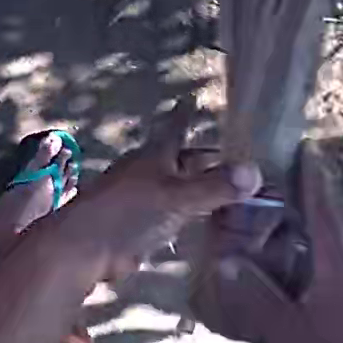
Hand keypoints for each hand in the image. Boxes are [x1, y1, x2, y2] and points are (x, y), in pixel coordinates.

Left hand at [65, 118, 261, 278]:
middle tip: (231, 153)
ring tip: (225, 188)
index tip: (194, 96)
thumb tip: (256, 171)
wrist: (85, 246)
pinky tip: (203, 221)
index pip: (176, 126)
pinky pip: (171, 213)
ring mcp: (142, 197)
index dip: (186, 113)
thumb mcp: (177, 197)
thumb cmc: (129, 211)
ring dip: (197, 187)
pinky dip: (188, 213)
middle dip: (202, 156)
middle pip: (180, 158)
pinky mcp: (139, 224)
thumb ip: (215, 186)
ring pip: (176, 186)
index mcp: (156, 154)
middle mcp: (149, 170)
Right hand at [193, 145, 342, 342]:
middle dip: (324, 203)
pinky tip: (324, 288)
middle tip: (299, 188)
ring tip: (304, 238)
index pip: (326, 210)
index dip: (315, 177)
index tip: (310, 146)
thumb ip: (257, 298)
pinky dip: (342, 264)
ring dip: (333, 236)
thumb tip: (225, 262)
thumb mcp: (291, 337)